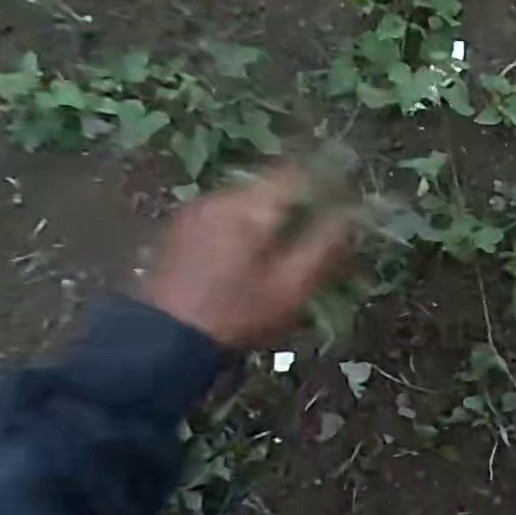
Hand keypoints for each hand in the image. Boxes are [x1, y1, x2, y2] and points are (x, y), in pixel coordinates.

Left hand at [137, 166, 351, 346]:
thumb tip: (355, 215)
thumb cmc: (238, 313)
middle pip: (275, 184)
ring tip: (302, 238)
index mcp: (250, 209)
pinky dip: (257, 221)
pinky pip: (233, 211)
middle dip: (307, 199)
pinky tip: (266, 247)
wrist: (161, 339)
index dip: (331, 180)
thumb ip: (326, 244)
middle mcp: (221, 199)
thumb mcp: (293, 285)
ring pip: (254, 198)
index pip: (299, 174)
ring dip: (281, 211)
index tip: (353, 197)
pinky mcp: (186, 227)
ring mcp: (198, 211)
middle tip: (333, 223)